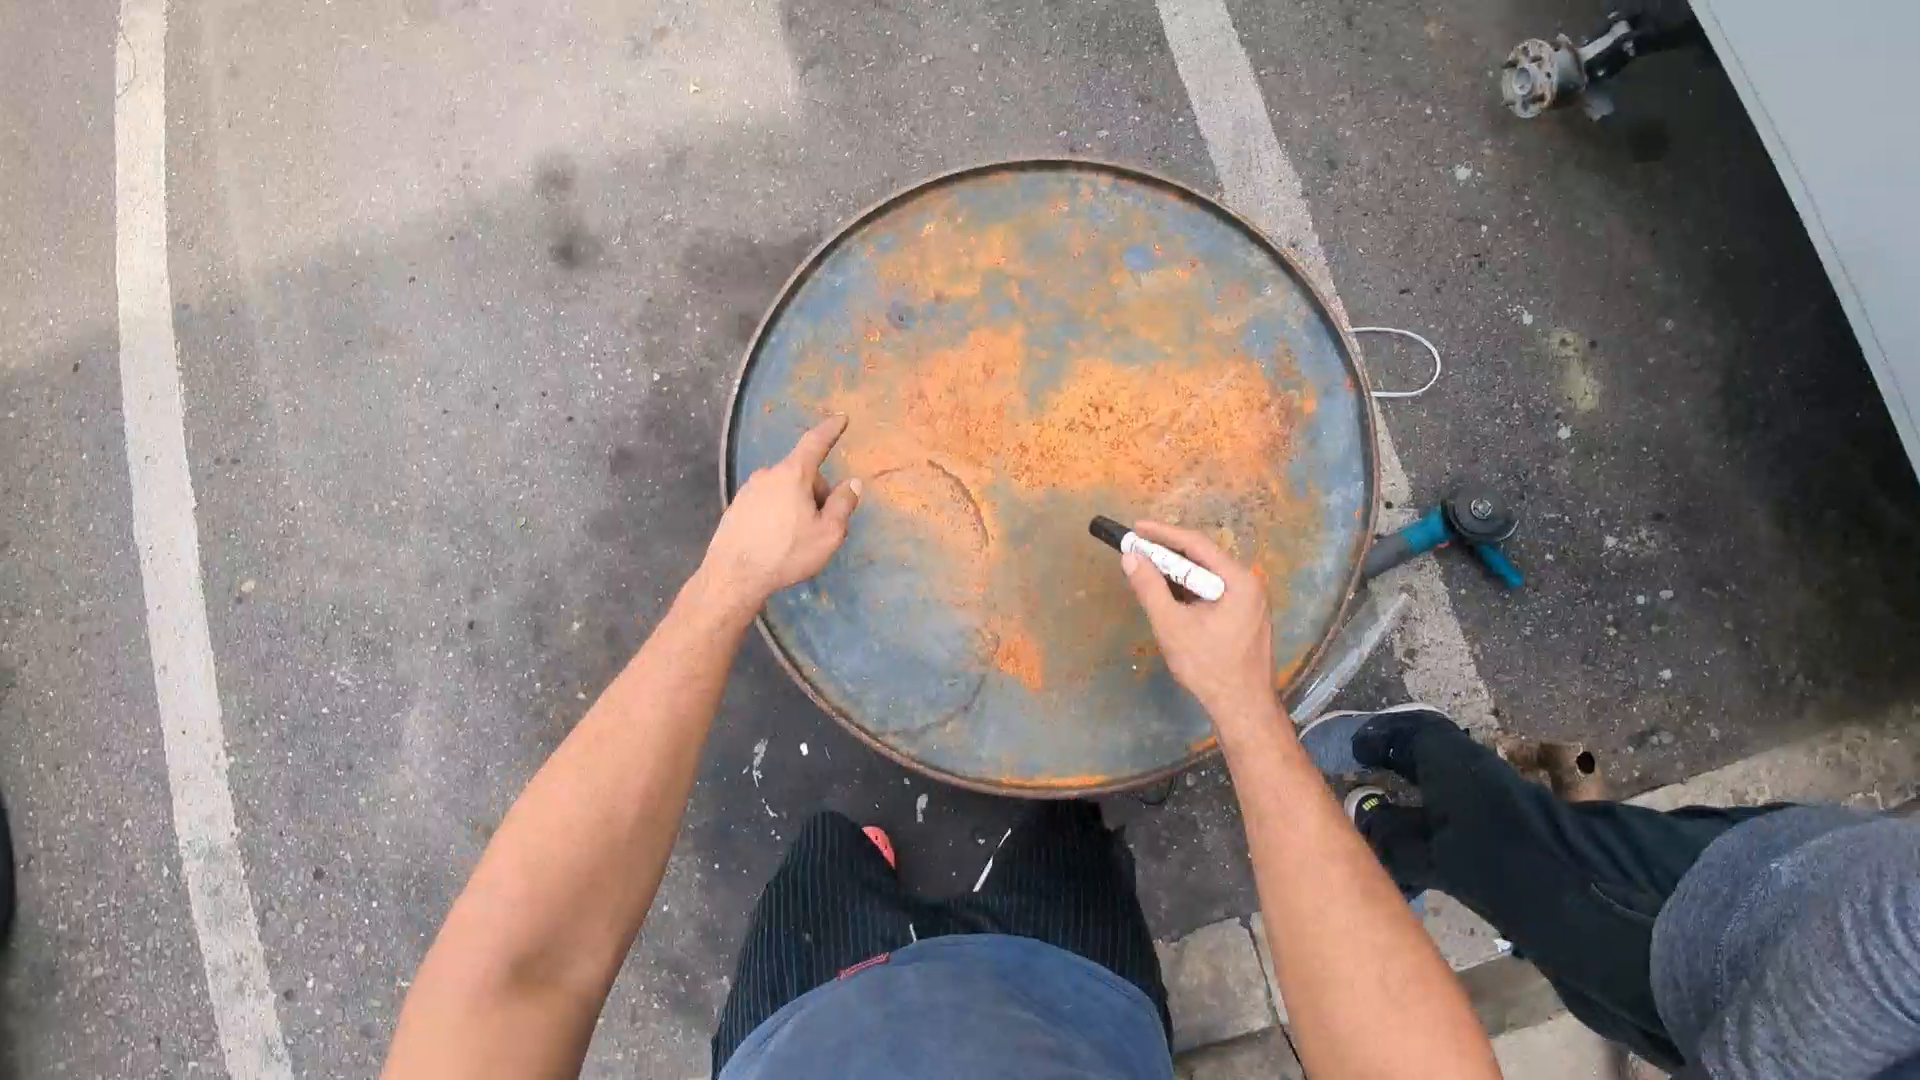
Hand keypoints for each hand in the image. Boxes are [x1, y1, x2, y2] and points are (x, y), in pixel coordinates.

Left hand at [697, 416, 862, 612]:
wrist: (734, 576)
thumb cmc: (787, 553)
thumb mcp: (828, 534)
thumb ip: (844, 504)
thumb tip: (852, 483)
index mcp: (792, 475)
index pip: (815, 443)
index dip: (831, 430)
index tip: (841, 418)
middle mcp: (767, 475)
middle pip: (803, 475)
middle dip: (816, 494)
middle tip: (821, 528)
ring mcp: (748, 490)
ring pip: (785, 490)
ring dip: (797, 506)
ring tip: (797, 540)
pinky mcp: (737, 507)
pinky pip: (768, 503)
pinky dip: (778, 515)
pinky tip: (777, 543)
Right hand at [1120, 521, 1278, 730]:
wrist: (1243, 707)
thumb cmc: (1208, 666)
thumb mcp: (1172, 625)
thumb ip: (1150, 588)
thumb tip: (1131, 558)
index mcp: (1239, 580)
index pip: (1197, 545)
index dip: (1164, 534)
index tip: (1137, 528)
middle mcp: (1249, 585)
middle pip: (1203, 559)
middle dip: (1168, 554)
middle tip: (1138, 550)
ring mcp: (1250, 602)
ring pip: (1206, 577)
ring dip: (1177, 574)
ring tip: (1147, 571)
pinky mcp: (1244, 617)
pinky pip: (1212, 592)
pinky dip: (1188, 590)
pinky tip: (1168, 597)